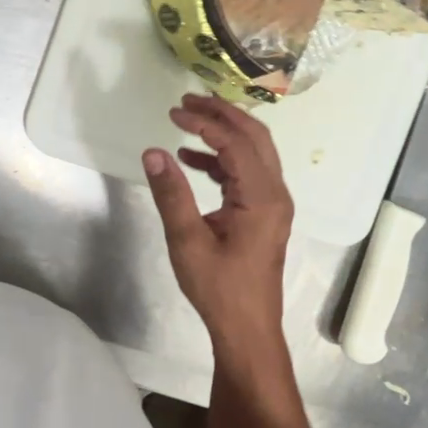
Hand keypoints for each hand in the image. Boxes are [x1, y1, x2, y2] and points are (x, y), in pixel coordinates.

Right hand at [142, 94, 294, 351]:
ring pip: (253, 151)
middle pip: (255, 137)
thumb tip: (152, 151)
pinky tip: (189, 158)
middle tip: (186, 101)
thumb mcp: (187, 240)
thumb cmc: (218, 286)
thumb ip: (171, 193)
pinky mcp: (263, 213)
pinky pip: (245, 171)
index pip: (235, 144)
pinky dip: (220, 157)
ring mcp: (272, 203)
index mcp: (263, 197)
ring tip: (186, 120)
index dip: (204, 123)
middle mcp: (275, 193)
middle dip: (221, 114)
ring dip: (223, 132)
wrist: (246, 327)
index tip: (172, 112)